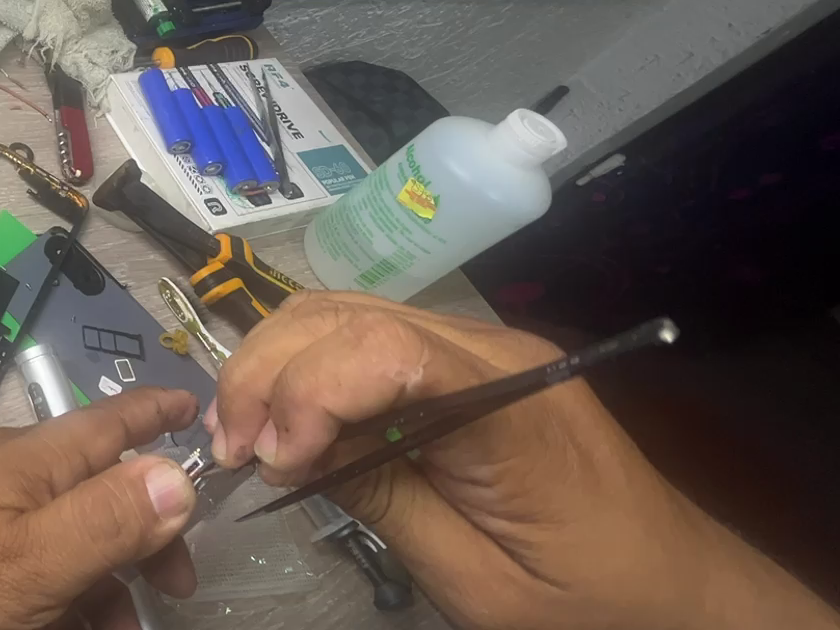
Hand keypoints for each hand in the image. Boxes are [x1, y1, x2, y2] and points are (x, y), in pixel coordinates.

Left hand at [0, 387, 201, 629]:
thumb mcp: (32, 562)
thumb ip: (104, 519)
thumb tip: (178, 476)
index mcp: (30, 458)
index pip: (107, 420)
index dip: (153, 411)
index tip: (195, 404)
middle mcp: (9, 467)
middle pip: (96, 483)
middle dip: (143, 531)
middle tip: (177, 587)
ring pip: (66, 526)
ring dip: (104, 574)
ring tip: (116, 628)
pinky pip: (30, 548)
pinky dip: (61, 583)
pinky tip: (64, 621)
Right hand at [209, 291, 839, 629]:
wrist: (680, 591)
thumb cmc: (590, 602)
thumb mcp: (480, 581)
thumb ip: (378, 496)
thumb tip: (280, 449)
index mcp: (511, 405)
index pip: (384, 350)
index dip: (308, 391)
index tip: (272, 461)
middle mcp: (480, 344)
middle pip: (336, 318)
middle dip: (264, 376)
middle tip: (232, 448)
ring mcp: (459, 336)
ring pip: (324, 311)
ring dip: (266, 365)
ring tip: (242, 432)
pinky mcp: (438, 347)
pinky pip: (341, 329)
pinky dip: (291, 363)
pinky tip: (278, 412)